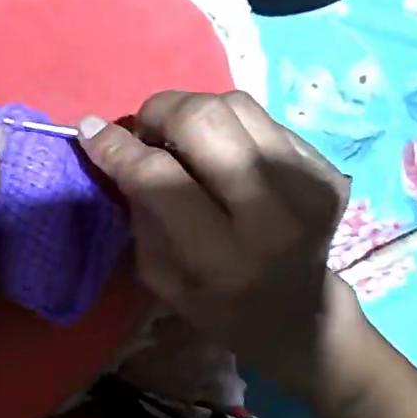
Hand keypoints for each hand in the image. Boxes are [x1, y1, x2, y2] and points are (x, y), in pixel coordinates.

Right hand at [77, 91, 360, 398]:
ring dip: (192, 113)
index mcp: (223, 256)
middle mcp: (273, 213)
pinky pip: (260, 118)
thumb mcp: (159, 274)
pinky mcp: (326, 166)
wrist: (298, 313)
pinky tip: (221, 154)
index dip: (118, 147)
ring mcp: (308, 183)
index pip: (161, 177)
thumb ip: (140, 209)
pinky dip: (227, 127)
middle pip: (203, 119)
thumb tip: (115, 143)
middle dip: (158, 113)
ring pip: (233, 104)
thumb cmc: (215, 303)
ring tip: (180, 140)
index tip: (90, 130)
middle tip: (145, 134)